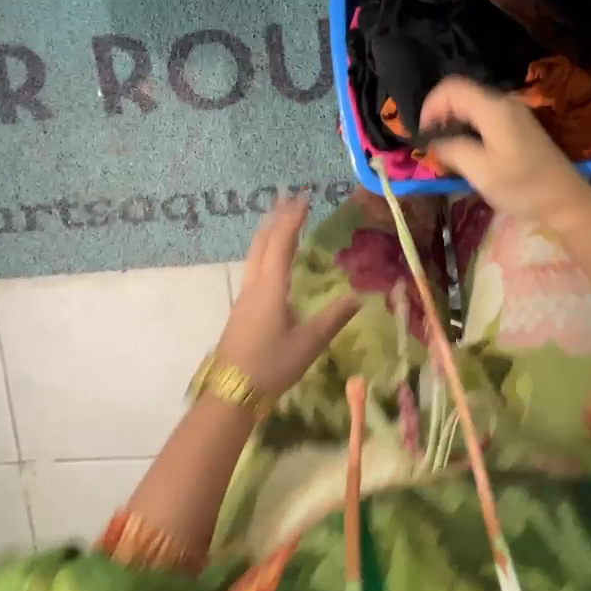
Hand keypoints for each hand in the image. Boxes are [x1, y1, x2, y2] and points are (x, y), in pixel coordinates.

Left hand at [213, 194, 359, 401]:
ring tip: (278, 218)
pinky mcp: (242, 309)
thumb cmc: (271, 365)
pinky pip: (254, 266)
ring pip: (255, 253)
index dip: (293, 218)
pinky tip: (270, 260)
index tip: (304, 197)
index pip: (283, 242)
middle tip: (288, 196)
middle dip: (277, 217)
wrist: (231, 394)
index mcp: (271, 287)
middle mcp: (255, 285)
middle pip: (263, 241)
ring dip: (268, 232)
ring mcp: (245, 297)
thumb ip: (334, 317)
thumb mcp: (309, 343)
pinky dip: (264, 250)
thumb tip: (359, 296)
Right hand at [419, 77, 590, 226]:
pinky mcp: (520, 126)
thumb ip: (452, 150)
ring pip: (473, 105)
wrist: (566, 200)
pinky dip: (469, 127)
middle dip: (440, 114)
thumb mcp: (480, 171)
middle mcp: (504, 103)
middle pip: (462, 93)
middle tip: (431, 143)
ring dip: (454, 121)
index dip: (430, 105)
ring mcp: (514, 114)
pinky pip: (486, 116)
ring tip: (445, 149)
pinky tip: (467, 150)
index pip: (451, 88)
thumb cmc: (522, 186)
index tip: (423, 133)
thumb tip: (434, 142)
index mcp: (493, 108)